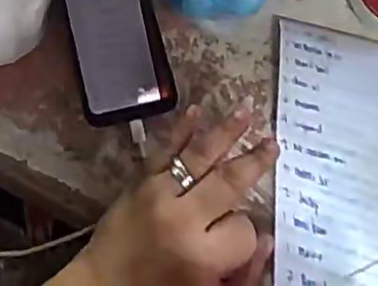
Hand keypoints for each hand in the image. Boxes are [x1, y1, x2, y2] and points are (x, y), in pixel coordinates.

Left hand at [56, 106, 275, 285]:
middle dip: (254, 161)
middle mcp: (183, 218)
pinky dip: (181, 128)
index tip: (244, 231)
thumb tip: (266, 236)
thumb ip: (242, 275)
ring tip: (246, 109)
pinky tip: (197, 110)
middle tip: (273, 141)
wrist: (105, 285)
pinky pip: (165, 148)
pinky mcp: (140, 179)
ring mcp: (160, 192)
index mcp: (202, 257)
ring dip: (225, 130)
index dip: (249, 230)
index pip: (244, 229)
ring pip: (199, 155)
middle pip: (228, 182)